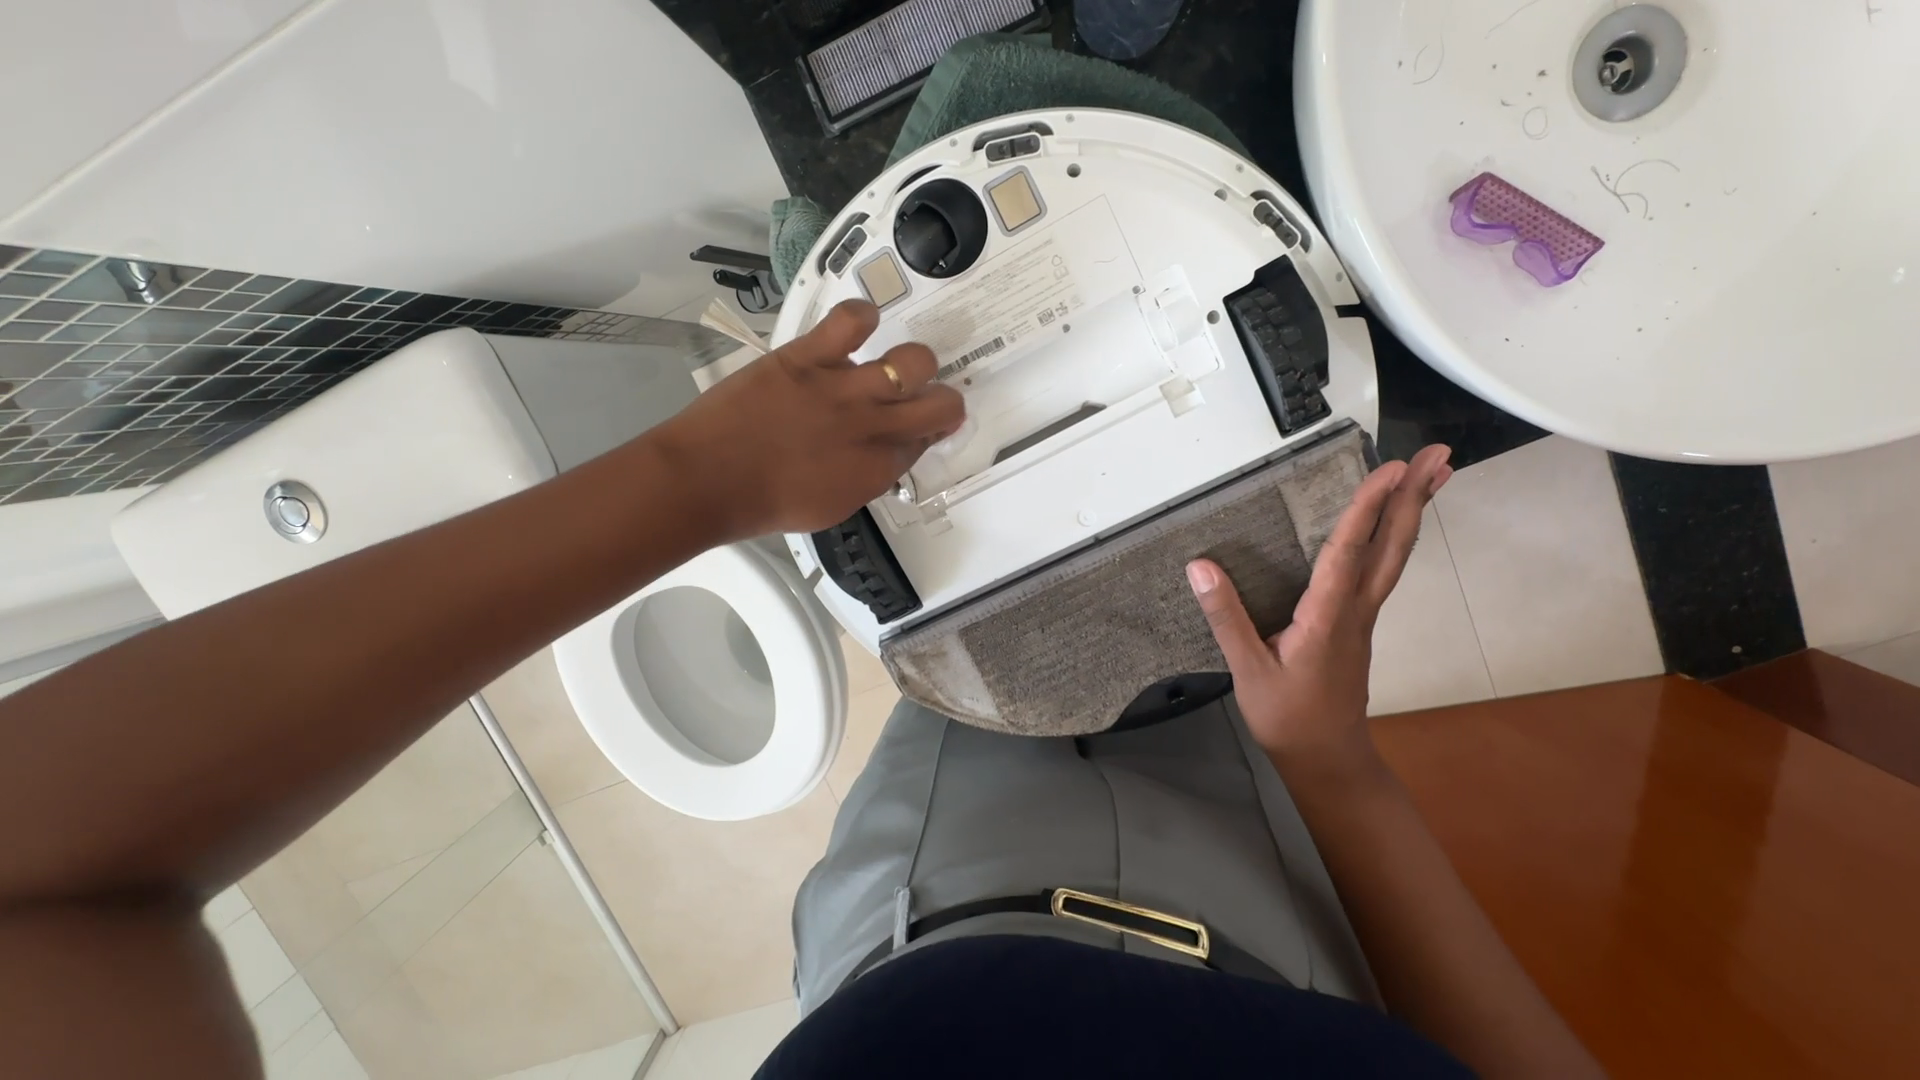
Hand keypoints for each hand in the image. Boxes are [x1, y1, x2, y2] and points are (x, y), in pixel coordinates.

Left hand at [650, 299, 964, 539]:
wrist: (708, 480)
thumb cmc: (764, 503)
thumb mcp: (830, 507)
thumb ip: (865, 478)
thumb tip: (883, 455)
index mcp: (878, 469)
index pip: (926, 442)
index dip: (926, 434)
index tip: (917, 430)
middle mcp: (874, 427)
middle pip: (940, 403)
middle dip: (941, 401)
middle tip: (922, 399)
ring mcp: (844, 388)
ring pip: (914, 362)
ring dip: (913, 364)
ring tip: (892, 366)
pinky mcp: (809, 357)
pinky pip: (852, 320)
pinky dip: (862, 316)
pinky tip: (859, 325)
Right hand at [1186, 444, 1453, 769]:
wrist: (1328, 758)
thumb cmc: (1287, 717)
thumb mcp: (1248, 670)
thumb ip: (1227, 617)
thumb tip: (1201, 567)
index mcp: (1328, 616)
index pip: (1348, 551)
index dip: (1367, 508)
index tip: (1391, 469)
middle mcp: (1355, 609)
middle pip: (1393, 546)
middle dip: (1414, 498)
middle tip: (1438, 456)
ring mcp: (1363, 616)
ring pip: (1395, 556)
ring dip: (1414, 512)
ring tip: (1434, 476)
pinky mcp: (1358, 623)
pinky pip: (1384, 569)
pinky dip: (1396, 536)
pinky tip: (1394, 527)